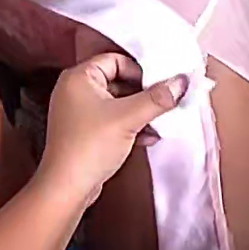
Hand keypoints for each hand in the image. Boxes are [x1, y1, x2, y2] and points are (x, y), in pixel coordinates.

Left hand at [37, 53, 186, 205]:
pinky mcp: (85, 131)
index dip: (139, 71)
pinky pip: (113, 119)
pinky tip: (149, 137)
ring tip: (160, 122)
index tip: (159, 84)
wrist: (66, 189)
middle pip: (119, 81)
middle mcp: (76, 90)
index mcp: (79, 78)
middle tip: (164, 101)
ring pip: (118, 102)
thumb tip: (181, 81)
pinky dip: (131, 125)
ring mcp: (79, 112)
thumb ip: (157, 98)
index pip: (115, 60)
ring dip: (140, 111)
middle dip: (144, 94)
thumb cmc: (89, 146)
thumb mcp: (129, 118)